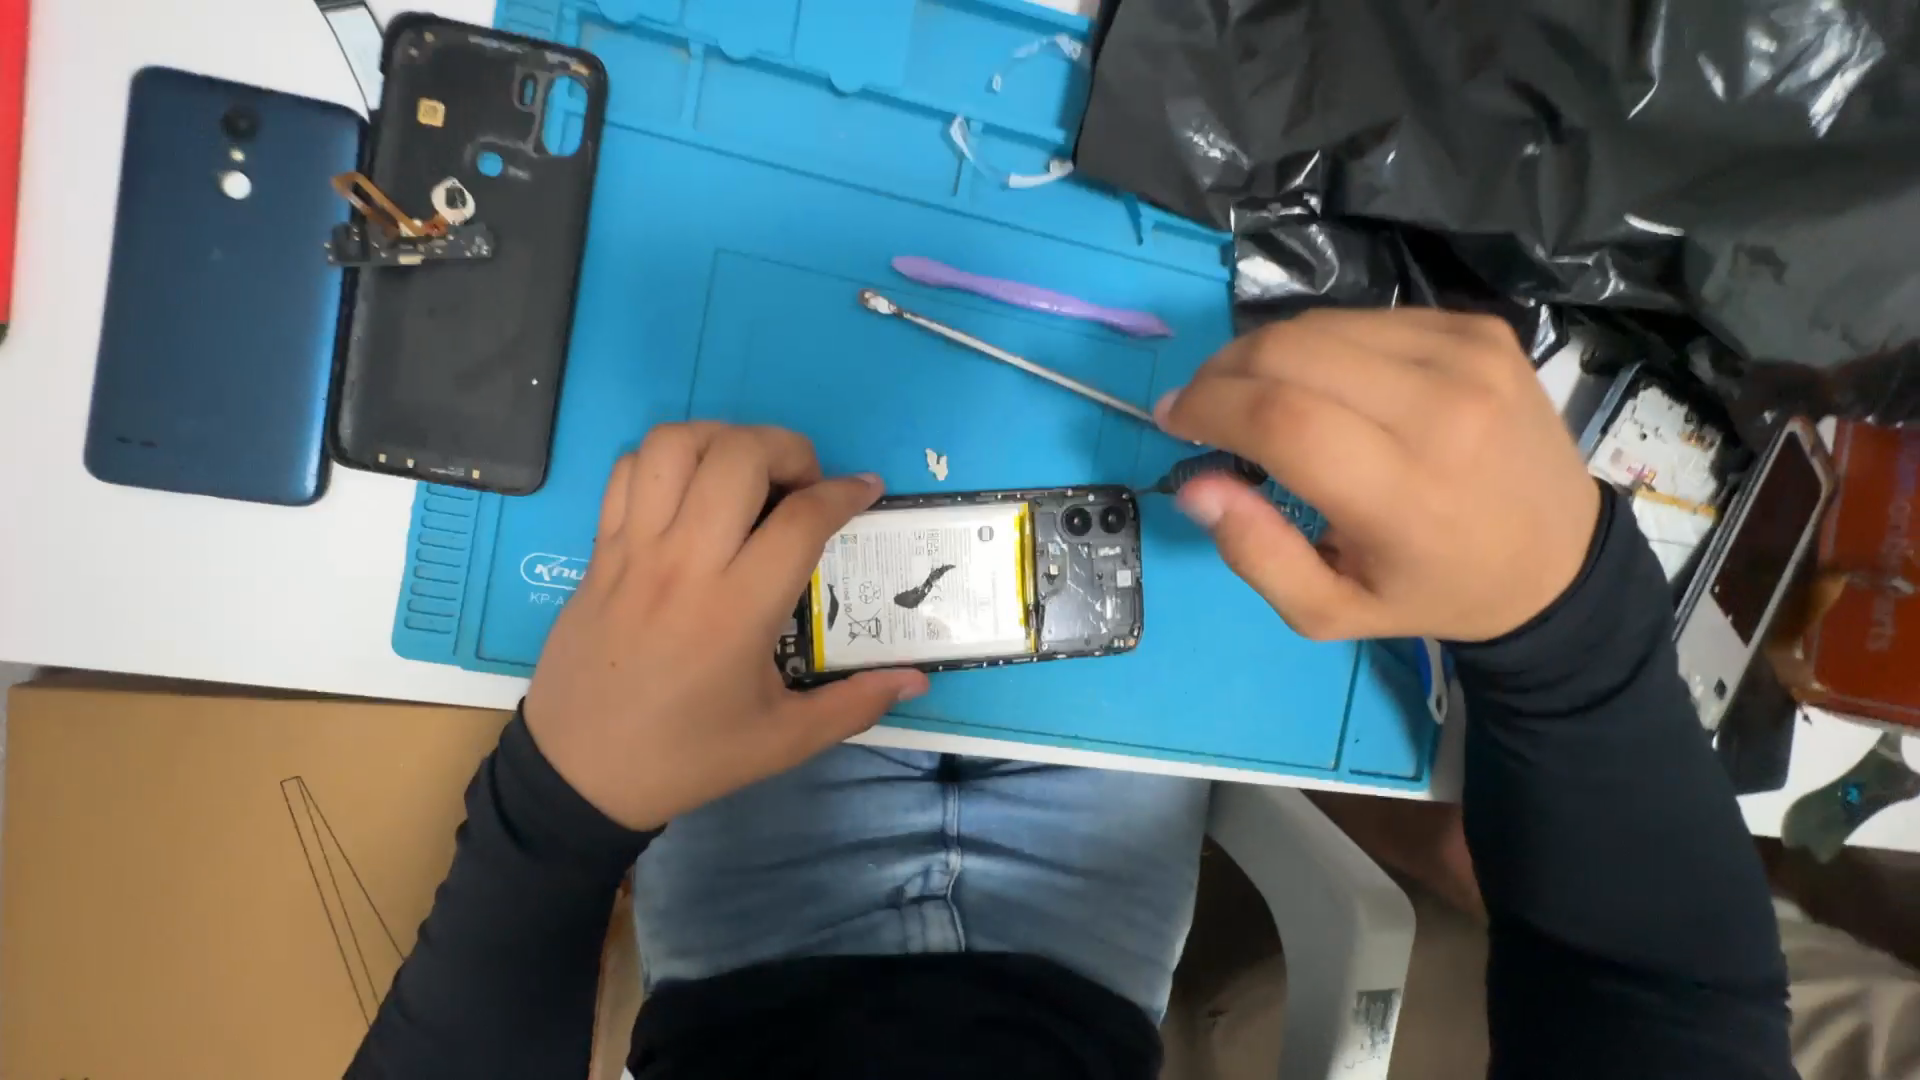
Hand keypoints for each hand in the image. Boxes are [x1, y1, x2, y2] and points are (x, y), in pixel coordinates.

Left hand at [524, 423, 928, 829]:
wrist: (577, 776)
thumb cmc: (688, 755)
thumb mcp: (784, 742)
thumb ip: (857, 705)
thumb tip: (917, 680)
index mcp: (737, 610)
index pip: (801, 519)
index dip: (845, 492)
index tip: (866, 490)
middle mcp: (684, 564)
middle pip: (738, 456)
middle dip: (789, 449)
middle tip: (807, 483)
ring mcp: (633, 550)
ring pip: (675, 445)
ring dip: (726, 439)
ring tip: (750, 472)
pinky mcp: (599, 551)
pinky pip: (629, 471)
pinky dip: (669, 458)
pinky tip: (694, 489)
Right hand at [1156, 309, 1599, 642]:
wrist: (1557, 558)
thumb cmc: (1428, 590)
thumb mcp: (1329, 611)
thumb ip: (1255, 555)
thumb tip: (1195, 486)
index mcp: (1403, 492)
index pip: (1281, 419)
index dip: (1208, 408)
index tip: (1172, 419)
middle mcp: (1442, 408)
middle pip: (1290, 353)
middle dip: (1220, 373)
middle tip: (1199, 406)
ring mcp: (1467, 356)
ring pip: (1318, 325)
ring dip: (1259, 356)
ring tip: (1247, 395)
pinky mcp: (1478, 330)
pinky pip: (1359, 319)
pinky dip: (1313, 346)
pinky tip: (1315, 382)